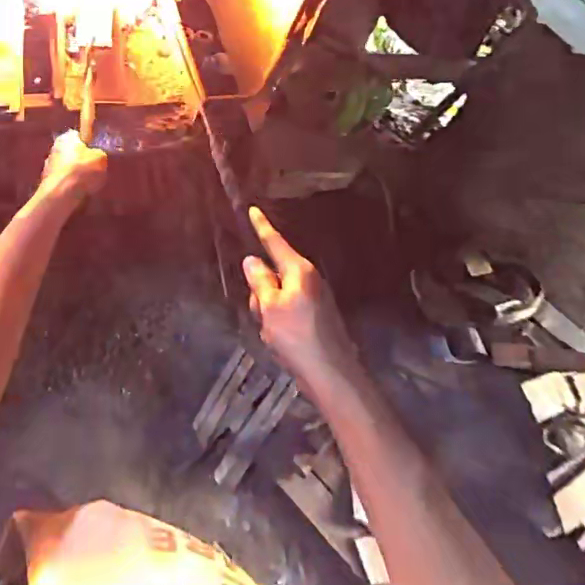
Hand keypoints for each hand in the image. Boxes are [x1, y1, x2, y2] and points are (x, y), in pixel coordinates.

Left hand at [40, 130, 106, 199]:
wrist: (62, 194)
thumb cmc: (82, 170)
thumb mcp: (101, 158)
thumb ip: (99, 154)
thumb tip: (97, 156)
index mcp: (66, 137)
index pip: (78, 136)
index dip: (88, 144)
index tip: (95, 153)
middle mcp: (54, 148)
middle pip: (71, 152)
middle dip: (80, 159)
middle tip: (93, 169)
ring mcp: (48, 166)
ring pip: (66, 167)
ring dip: (74, 173)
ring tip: (87, 184)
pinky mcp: (46, 182)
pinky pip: (62, 181)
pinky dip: (68, 185)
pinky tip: (77, 192)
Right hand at [244, 207, 359, 389]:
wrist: (332, 374)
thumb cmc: (298, 336)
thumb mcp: (270, 308)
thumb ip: (259, 281)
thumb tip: (252, 260)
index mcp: (299, 271)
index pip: (275, 242)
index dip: (262, 227)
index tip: (253, 210)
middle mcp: (308, 278)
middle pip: (272, 274)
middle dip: (260, 292)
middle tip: (262, 315)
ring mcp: (313, 297)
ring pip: (276, 295)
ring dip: (268, 312)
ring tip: (274, 334)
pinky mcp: (314, 316)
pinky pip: (286, 310)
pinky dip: (278, 323)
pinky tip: (282, 343)